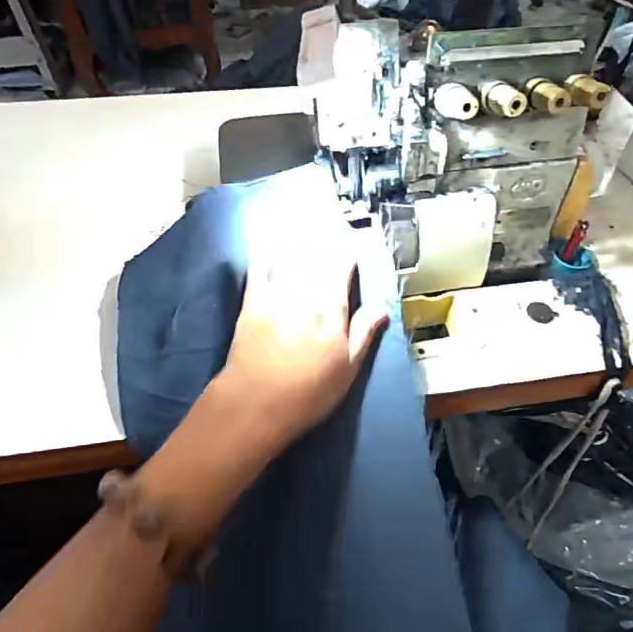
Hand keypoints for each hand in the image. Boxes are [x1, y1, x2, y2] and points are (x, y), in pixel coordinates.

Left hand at [211, 228, 389, 455]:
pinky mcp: (251, 301)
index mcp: (330, 308)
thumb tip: (381, 309)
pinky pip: (260, 266)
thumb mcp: (347, 369)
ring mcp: (274, 294)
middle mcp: (303, 293)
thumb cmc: (308, 393)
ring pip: (290, 254)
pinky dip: (267, 250)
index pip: (343, 265)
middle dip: (328, 238)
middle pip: (317, 253)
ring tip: (310, 227)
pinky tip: (272, 240)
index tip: (356, 243)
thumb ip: (363, 333)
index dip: (351, 249)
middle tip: (335, 227)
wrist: (254, 404)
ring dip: (302, 238)